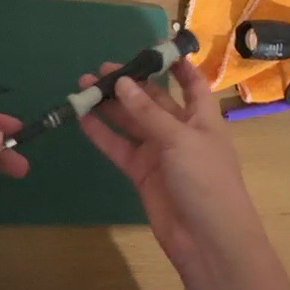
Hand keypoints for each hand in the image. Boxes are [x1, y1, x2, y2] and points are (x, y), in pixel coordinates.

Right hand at [79, 59, 263, 271]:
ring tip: (84, 86)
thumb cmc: (206, 181)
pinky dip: (102, 133)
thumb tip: (122, 82)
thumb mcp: (179, 139)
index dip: (177, 65)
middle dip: (129, 83)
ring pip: (131, 122)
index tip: (154, 48)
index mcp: (201, 117)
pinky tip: (82, 118)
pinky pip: (119, 147)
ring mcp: (160, 153)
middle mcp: (180, 130)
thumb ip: (147, 112)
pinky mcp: (142, 174)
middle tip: (100, 69)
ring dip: (110, 106)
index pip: (191, 83)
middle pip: (152, 100)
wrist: (207, 240)